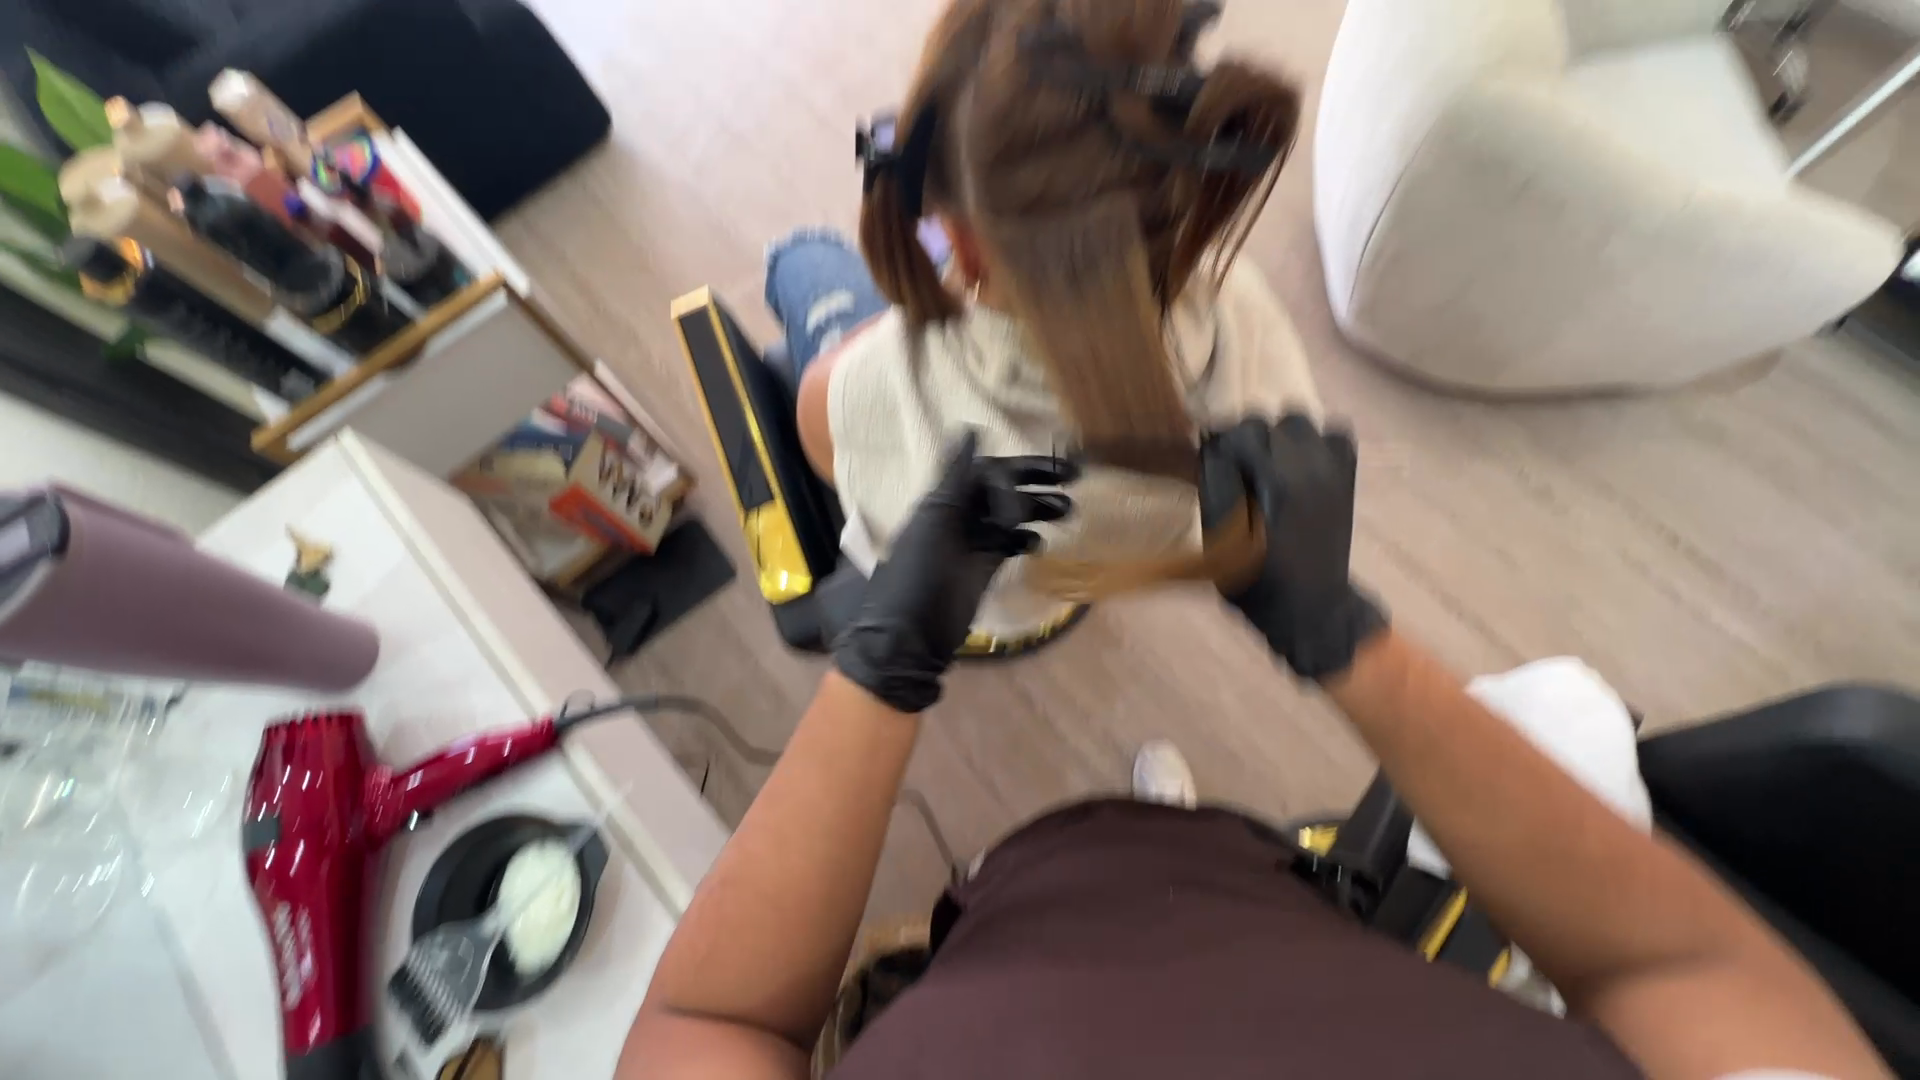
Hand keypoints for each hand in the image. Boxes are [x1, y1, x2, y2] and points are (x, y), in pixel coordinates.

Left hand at [834, 431, 1076, 711]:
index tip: (1056, 471)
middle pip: (1004, 491)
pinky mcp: (981, 568)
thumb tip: (969, 430)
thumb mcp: (936, 520)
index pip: (990, 471)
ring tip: (1067, 512)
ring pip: (1011, 517)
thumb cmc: (919, 574)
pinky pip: (1008, 544)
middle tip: (1074, 479)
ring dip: (1038, 511)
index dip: (1023, 468)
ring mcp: (972, 542)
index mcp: (947, 499)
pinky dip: (1024, 540)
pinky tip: (1038, 543)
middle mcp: (960, 515)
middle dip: (1037, 484)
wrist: (910, 635)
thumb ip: (955, 477)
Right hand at [1200, 414, 1385, 679]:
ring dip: (1278, 437)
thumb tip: (1213, 445)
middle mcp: (1308, 465)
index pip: (1238, 432)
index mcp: (1274, 480)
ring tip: (1268, 464)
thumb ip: (1215, 482)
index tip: (1211, 463)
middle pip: (1266, 423)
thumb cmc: (1253, 576)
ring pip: (1298, 421)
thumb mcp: (1218, 533)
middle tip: (1237, 469)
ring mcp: (1332, 468)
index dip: (1218, 446)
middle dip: (1246, 440)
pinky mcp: (1346, 475)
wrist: (1308, 604)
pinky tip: (1299, 464)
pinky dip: (1313, 442)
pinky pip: (1333, 435)